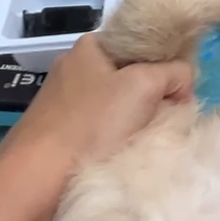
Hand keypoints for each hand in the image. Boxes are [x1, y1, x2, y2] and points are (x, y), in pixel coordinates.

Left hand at [1, 33, 194, 169]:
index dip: (170, 64)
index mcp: (93, 44)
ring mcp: (69, 98)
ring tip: (145, 135)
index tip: (178, 90)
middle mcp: (78, 65)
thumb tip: (182, 83)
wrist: (38, 177)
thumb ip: (176, 72)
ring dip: (142, 117)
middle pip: (138, 72)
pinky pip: (109, 123)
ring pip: (126, 100)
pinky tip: (125, 147)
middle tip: (165, 116)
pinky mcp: (66, 127)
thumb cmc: (92, 122)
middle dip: (158, 94)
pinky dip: (123, 133)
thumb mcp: (146, 83)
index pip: (148, 43)